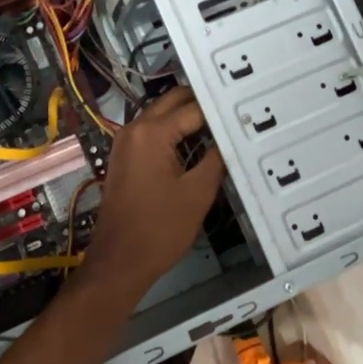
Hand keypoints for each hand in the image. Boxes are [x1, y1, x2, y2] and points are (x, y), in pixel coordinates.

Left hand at [80, 87, 224, 293]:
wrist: (119, 261)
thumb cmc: (160, 228)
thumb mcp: (198, 193)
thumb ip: (216, 159)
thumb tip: (230, 137)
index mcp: (152, 132)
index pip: (192, 108)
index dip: (219, 108)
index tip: (243, 108)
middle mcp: (134, 128)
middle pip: (172, 102)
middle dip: (201, 103)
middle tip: (233, 109)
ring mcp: (125, 142)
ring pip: (161, 115)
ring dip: (186, 116)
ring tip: (220, 124)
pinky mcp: (124, 157)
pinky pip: (151, 132)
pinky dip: (172, 131)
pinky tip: (196, 142)